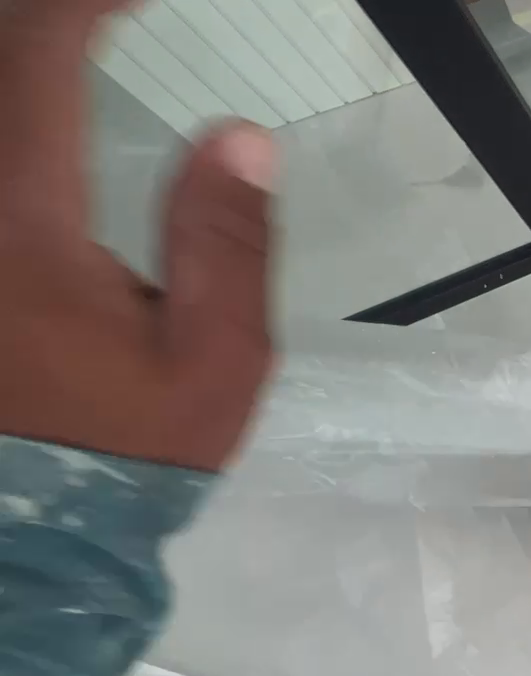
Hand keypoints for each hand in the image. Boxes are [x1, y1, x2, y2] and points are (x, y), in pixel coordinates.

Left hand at [0, 0, 275, 471]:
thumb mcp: (222, 354)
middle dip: (39, 19)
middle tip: (97, 12)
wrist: (34, 508)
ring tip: (62, 43)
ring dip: (21, 64)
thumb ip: (227, 243)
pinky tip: (38, 108)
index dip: (85, 2)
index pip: (35, 60)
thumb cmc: (143, 435)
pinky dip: (15, 113)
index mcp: (20, 221)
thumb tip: (244, 136)